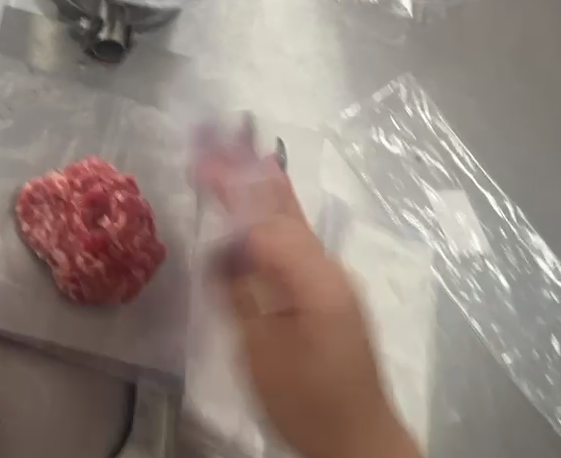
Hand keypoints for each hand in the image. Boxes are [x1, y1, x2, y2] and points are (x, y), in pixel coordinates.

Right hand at [196, 136, 419, 457]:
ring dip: (261, 182)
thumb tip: (222, 244)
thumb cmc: (305, 401)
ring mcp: (333, 277)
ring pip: (292, 217)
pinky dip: (274, 209)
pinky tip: (265, 194)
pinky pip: (296, 236)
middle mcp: (327, 267)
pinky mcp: (332, 291)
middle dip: (246, 169)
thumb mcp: (261, 352)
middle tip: (219, 133)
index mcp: (311, 278)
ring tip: (240, 145)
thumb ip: (241, 292)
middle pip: (281, 206)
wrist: (361, 444)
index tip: (199, 160)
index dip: (229, 189)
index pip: (261, 220)